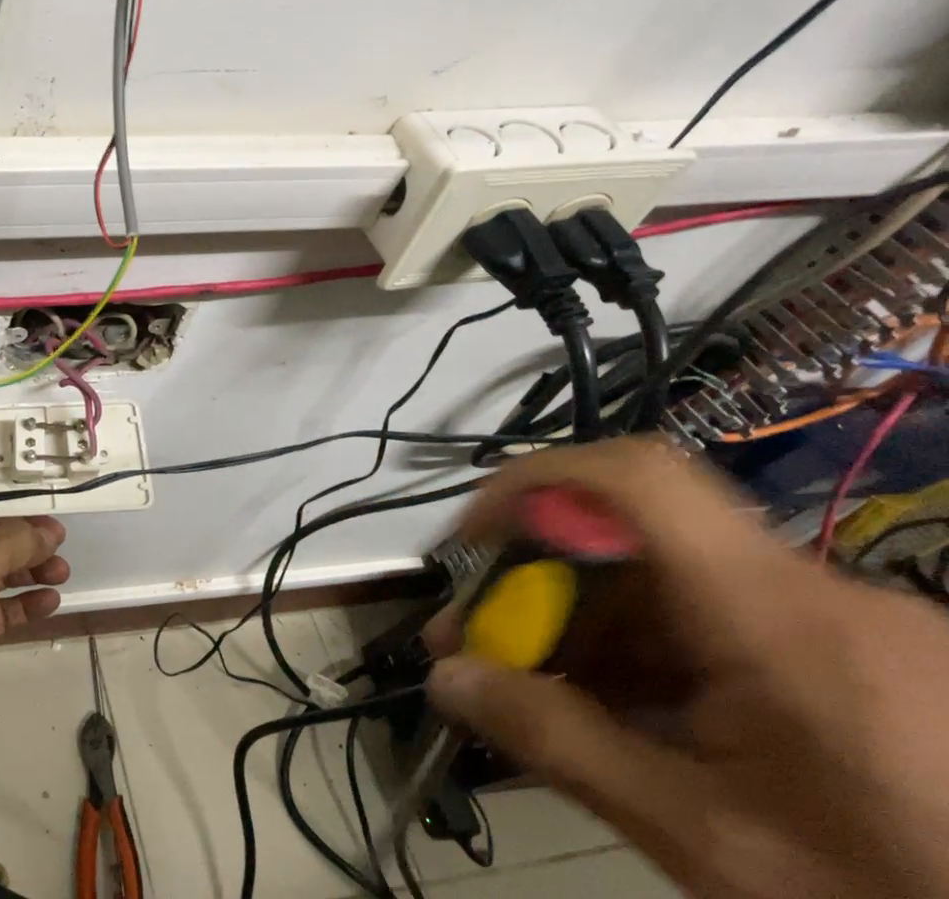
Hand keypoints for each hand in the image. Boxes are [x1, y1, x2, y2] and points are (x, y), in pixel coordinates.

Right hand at [423, 437, 948, 898]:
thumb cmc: (887, 894)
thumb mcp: (706, 838)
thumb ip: (562, 745)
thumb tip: (449, 679)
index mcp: (778, 615)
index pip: (637, 479)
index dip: (532, 486)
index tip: (470, 549)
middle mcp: (816, 593)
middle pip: (638, 544)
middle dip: (537, 588)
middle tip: (476, 651)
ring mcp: (845, 624)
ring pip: (673, 587)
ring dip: (587, 628)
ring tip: (533, 694)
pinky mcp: (863, 660)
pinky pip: (721, 626)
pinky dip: (648, 656)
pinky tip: (617, 715)